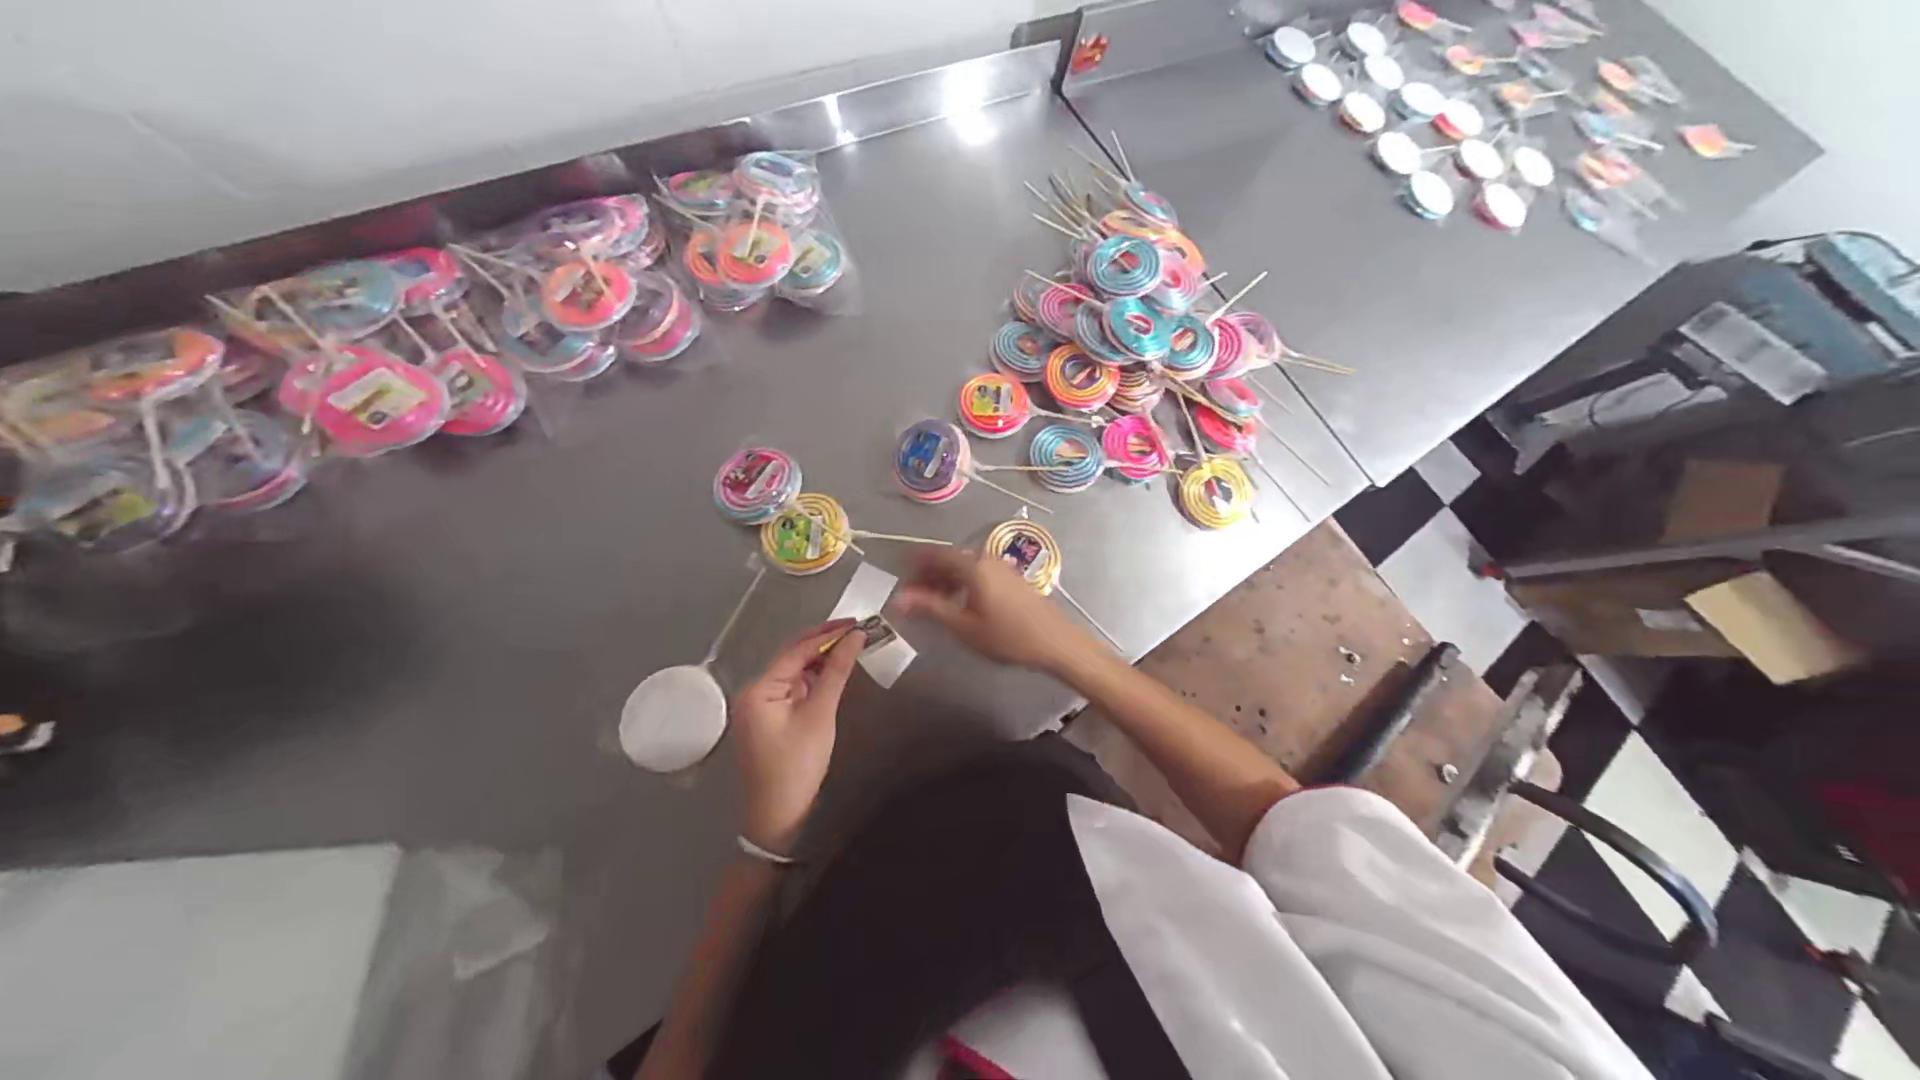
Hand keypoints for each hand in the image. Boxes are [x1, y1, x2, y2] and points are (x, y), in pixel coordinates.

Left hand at [731, 619, 864, 853]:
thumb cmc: (798, 764)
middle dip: (824, 643)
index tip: (855, 623)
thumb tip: (855, 638)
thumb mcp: (820, 714)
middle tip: (856, 631)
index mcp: (759, 689)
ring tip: (851, 646)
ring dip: (821, 661)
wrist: (779, 815)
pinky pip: (794, 690)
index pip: (795, 650)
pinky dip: (814, 680)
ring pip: (794, 673)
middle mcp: (755, 692)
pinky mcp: (771, 719)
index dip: (826, 634)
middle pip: (792, 658)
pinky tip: (834, 673)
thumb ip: (836, 672)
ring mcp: (761, 707)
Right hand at [892, 548, 1106, 674]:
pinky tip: (958, 603)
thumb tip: (898, 599)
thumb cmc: (1007, 636)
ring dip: (944, 580)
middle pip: (949, 559)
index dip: (914, 563)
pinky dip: (961, 583)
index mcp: (972, 566)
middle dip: (928, 574)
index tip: (899, 574)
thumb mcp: (963, 625)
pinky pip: (977, 573)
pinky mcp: (1010, 579)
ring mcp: (1000, 568)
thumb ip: (930, 608)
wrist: (1055, 642)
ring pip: (963, 567)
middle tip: (911, 595)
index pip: (934, 555)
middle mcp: (985, 559)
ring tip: (932, 603)